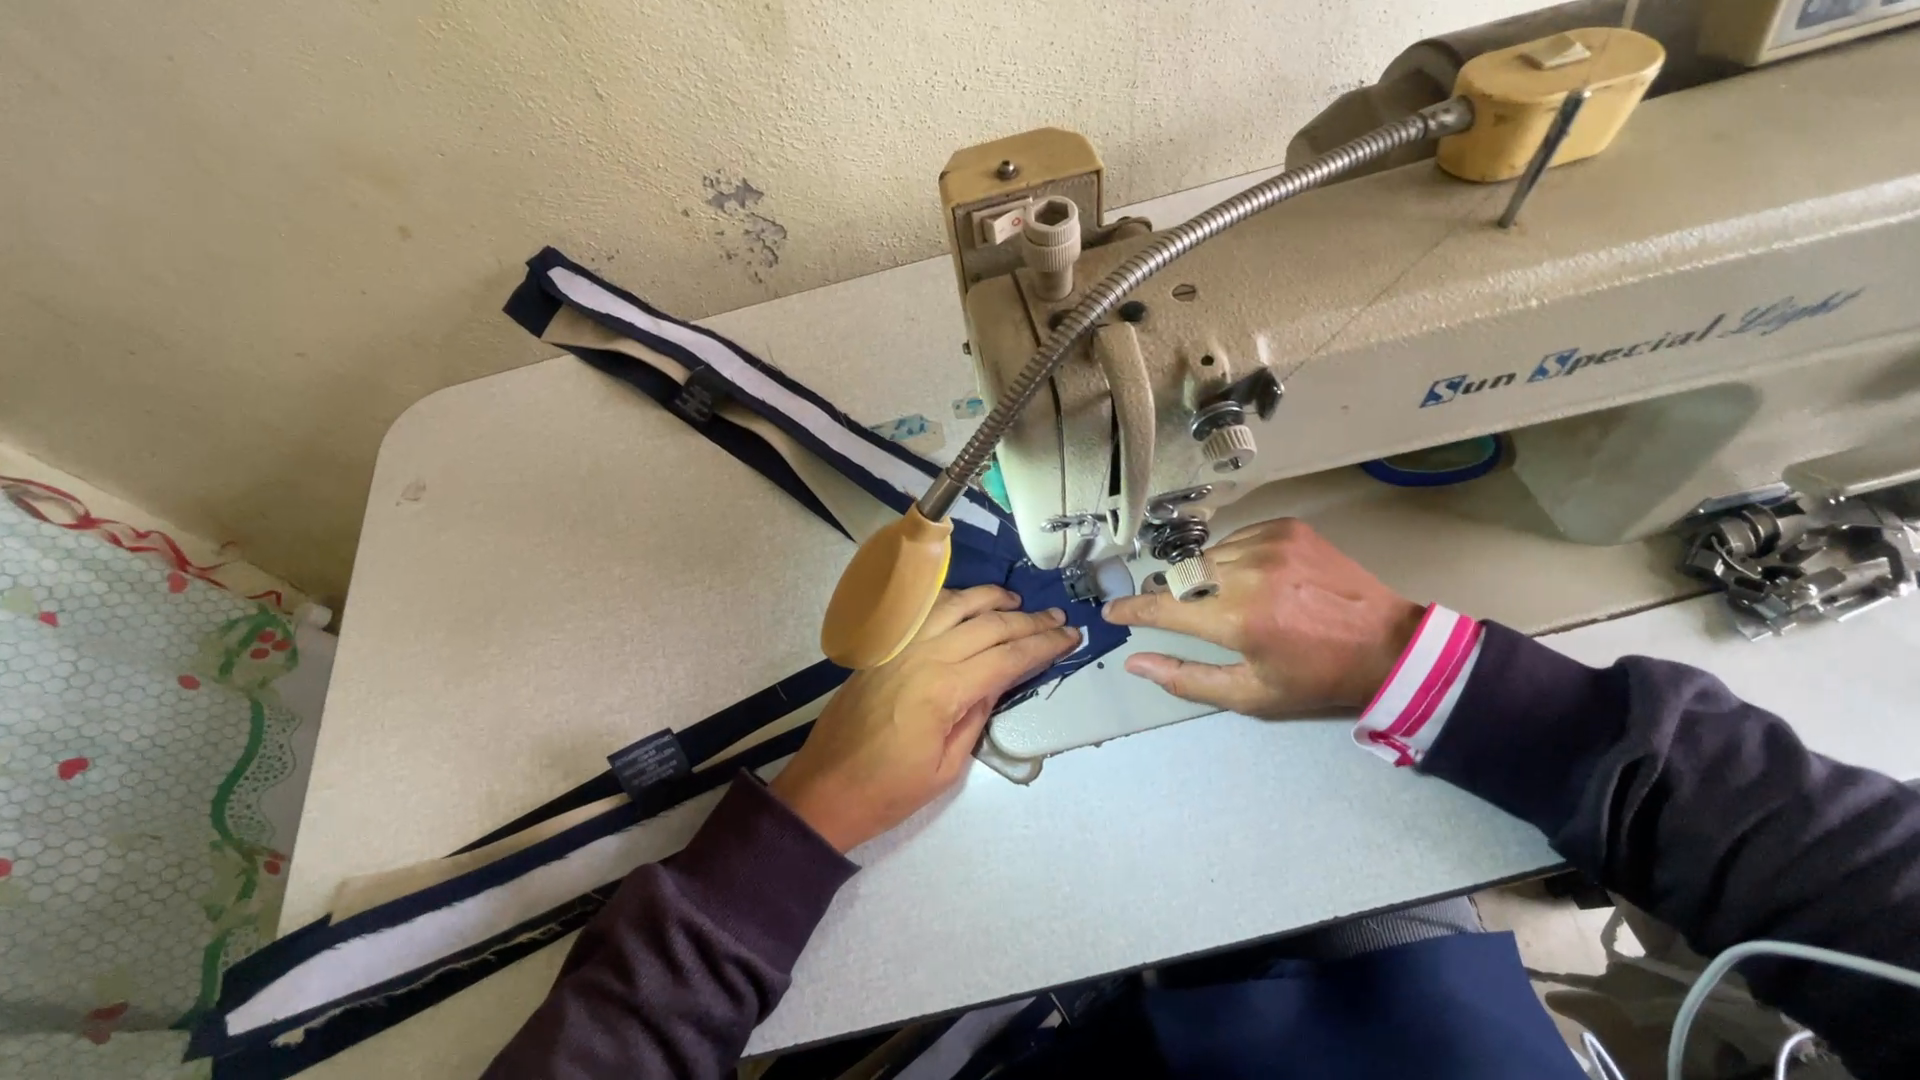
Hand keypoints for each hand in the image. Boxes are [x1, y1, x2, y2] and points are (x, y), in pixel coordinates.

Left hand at [772, 586, 1080, 851]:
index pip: (1007, 657)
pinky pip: (920, 612)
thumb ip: (976, 717)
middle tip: (1057, 618)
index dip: (1044, 646)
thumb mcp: (946, 768)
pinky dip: (948, 600)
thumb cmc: (888, 792)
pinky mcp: (881, 650)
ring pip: (953, 606)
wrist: (823, 790)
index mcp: (943, 691)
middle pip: (987, 625)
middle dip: (1028, 621)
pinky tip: (965, 604)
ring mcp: (898, 648)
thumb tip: (997, 683)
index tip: (1070, 637)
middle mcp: (922, 657)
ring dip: (989, 599)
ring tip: (1017, 602)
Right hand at [1103, 519, 1421, 716]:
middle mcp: (1248, 573)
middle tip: (1185, 615)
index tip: (1113, 612)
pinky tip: (1254, 579)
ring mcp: (1269, 544)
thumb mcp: (1250, 694)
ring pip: (1208, 557)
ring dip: (1205, 579)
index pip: (1164, 608)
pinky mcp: (1286, 528)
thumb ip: (1186, 679)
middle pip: (1181, 578)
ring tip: (1229, 600)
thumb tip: (1135, 662)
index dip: (1133, 610)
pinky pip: (1236, 540)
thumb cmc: (1315, 676)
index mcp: (1238, 618)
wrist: (1385, 643)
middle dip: (1172, 597)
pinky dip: (1232, 559)